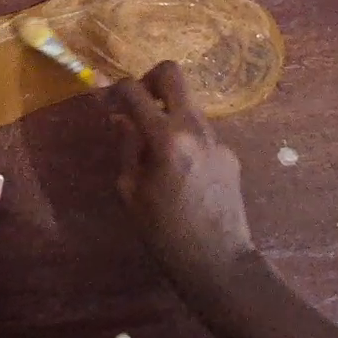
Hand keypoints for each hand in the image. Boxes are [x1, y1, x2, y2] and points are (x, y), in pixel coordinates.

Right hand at [109, 62, 257, 299]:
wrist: (219, 263)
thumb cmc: (164, 232)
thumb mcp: (131, 191)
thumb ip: (126, 147)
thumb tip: (121, 119)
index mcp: (165, 138)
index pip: (135, 91)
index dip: (116, 89)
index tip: (107, 101)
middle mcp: (194, 129)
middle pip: (172, 74)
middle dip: (149, 79)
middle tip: (138, 103)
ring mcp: (217, 140)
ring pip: (188, 104)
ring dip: (168, 113)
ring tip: (155, 148)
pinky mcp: (230, 154)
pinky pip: (201, 133)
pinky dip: (185, 139)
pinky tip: (180, 172)